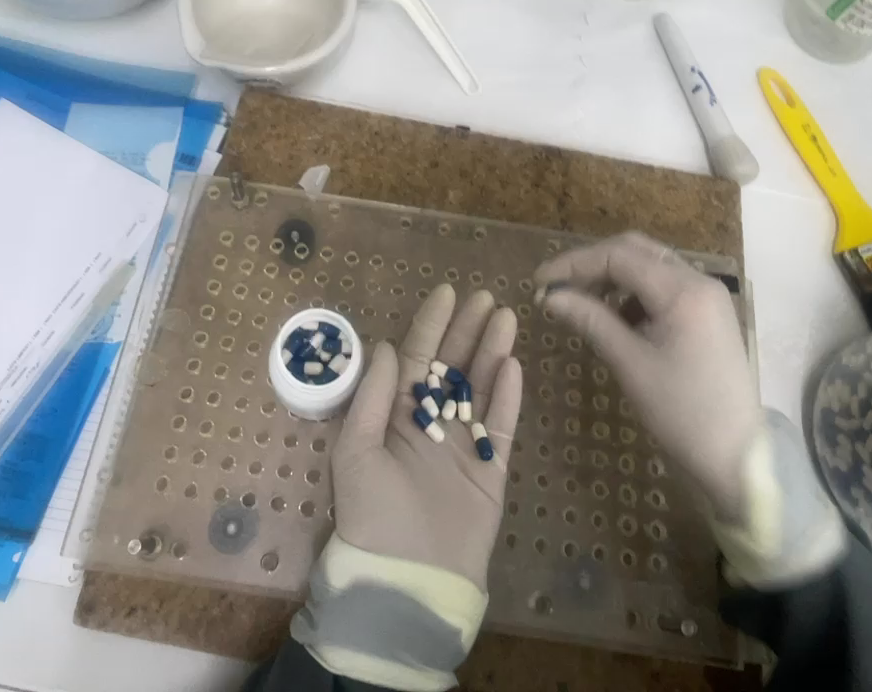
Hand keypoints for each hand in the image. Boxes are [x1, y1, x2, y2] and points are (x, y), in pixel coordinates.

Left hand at [332, 284, 522, 586]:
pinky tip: (514, 365)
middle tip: (486, 297)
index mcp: (395, 416)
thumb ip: (374, 397)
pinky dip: (507, 396)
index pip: (416, 359)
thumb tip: (390, 346)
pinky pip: (501, 425)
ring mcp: (463, 444)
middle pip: (452, 366)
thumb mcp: (356, 450)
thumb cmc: (372, 514)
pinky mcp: (490, 469)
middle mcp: (430, 423)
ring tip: (506, 317)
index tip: (446, 292)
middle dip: (467, 330)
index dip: (431, 324)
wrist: (407, 578)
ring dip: (492, 352)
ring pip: (479, 387)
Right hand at [533, 232, 761, 522]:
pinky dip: (633, 293)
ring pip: (650, 265)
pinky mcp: (708, 313)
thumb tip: (549, 296)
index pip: (618, 256)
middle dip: (592, 264)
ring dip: (612, 277)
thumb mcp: (630, 364)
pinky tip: (615, 319)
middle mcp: (699, 282)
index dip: (573, 264)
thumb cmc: (682, 413)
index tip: (540, 282)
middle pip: (635, 250)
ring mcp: (707, 296)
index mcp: (683, 291)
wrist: (738, 458)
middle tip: (557, 287)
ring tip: (581, 303)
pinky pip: (664, 286)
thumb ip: (590, 320)